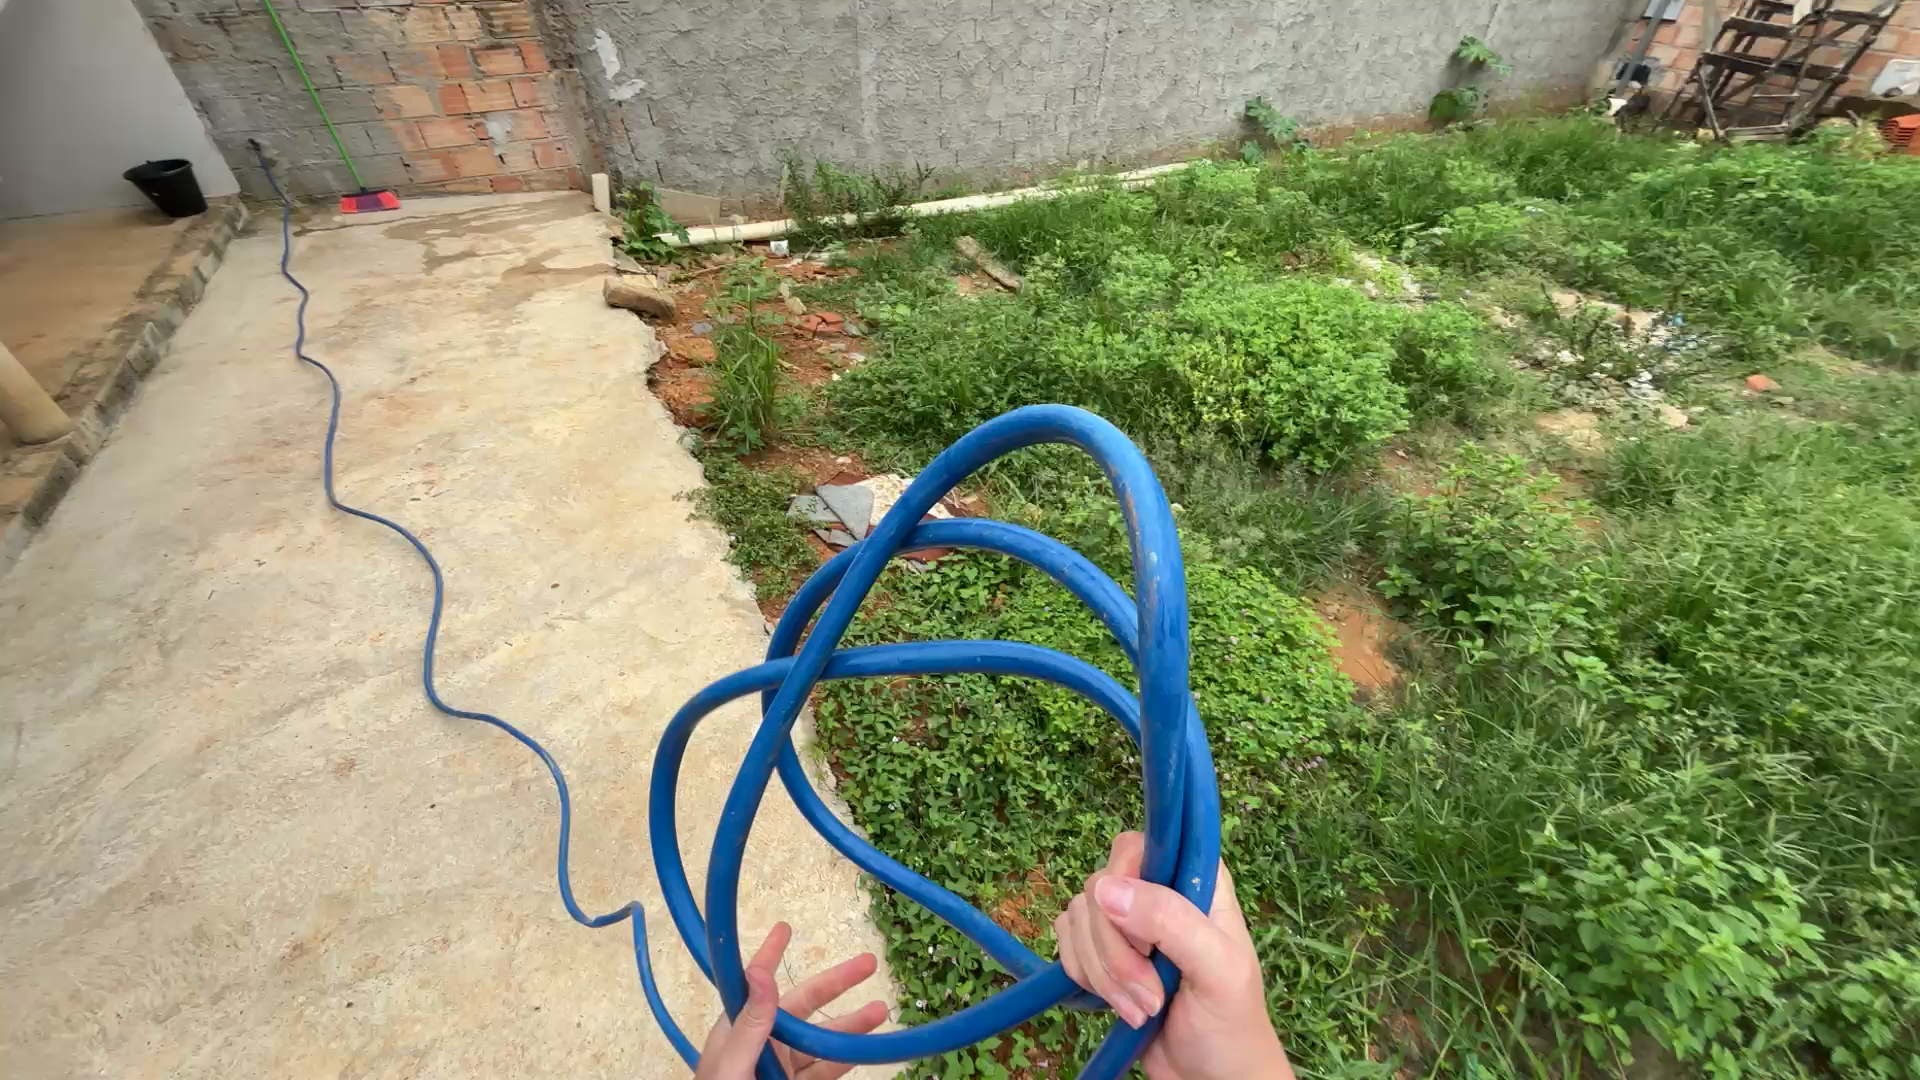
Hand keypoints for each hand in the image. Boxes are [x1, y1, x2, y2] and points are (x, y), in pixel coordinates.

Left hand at [692, 922, 889, 1079]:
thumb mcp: (730, 1069)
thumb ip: (750, 1025)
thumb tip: (760, 970)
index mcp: (738, 1033)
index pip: (755, 985)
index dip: (769, 956)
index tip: (784, 928)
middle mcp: (762, 1048)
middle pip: (803, 1007)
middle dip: (835, 984)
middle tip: (869, 963)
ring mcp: (780, 1074)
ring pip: (821, 1043)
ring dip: (851, 1026)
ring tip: (881, 1011)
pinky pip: (824, 1074)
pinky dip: (845, 1062)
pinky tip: (867, 1053)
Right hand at [1054, 833, 1293, 1079]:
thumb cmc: (1230, 1025)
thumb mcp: (1218, 970)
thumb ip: (1170, 920)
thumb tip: (1105, 889)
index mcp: (1190, 875)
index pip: (1134, 848)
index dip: (1126, 886)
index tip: (1143, 939)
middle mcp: (1154, 886)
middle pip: (1099, 886)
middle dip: (1116, 951)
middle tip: (1151, 995)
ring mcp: (1124, 918)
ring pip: (1078, 915)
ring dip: (1103, 972)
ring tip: (1143, 1008)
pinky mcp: (1100, 947)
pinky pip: (1065, 939)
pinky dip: (1083, 974)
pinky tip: (1115, 1002)